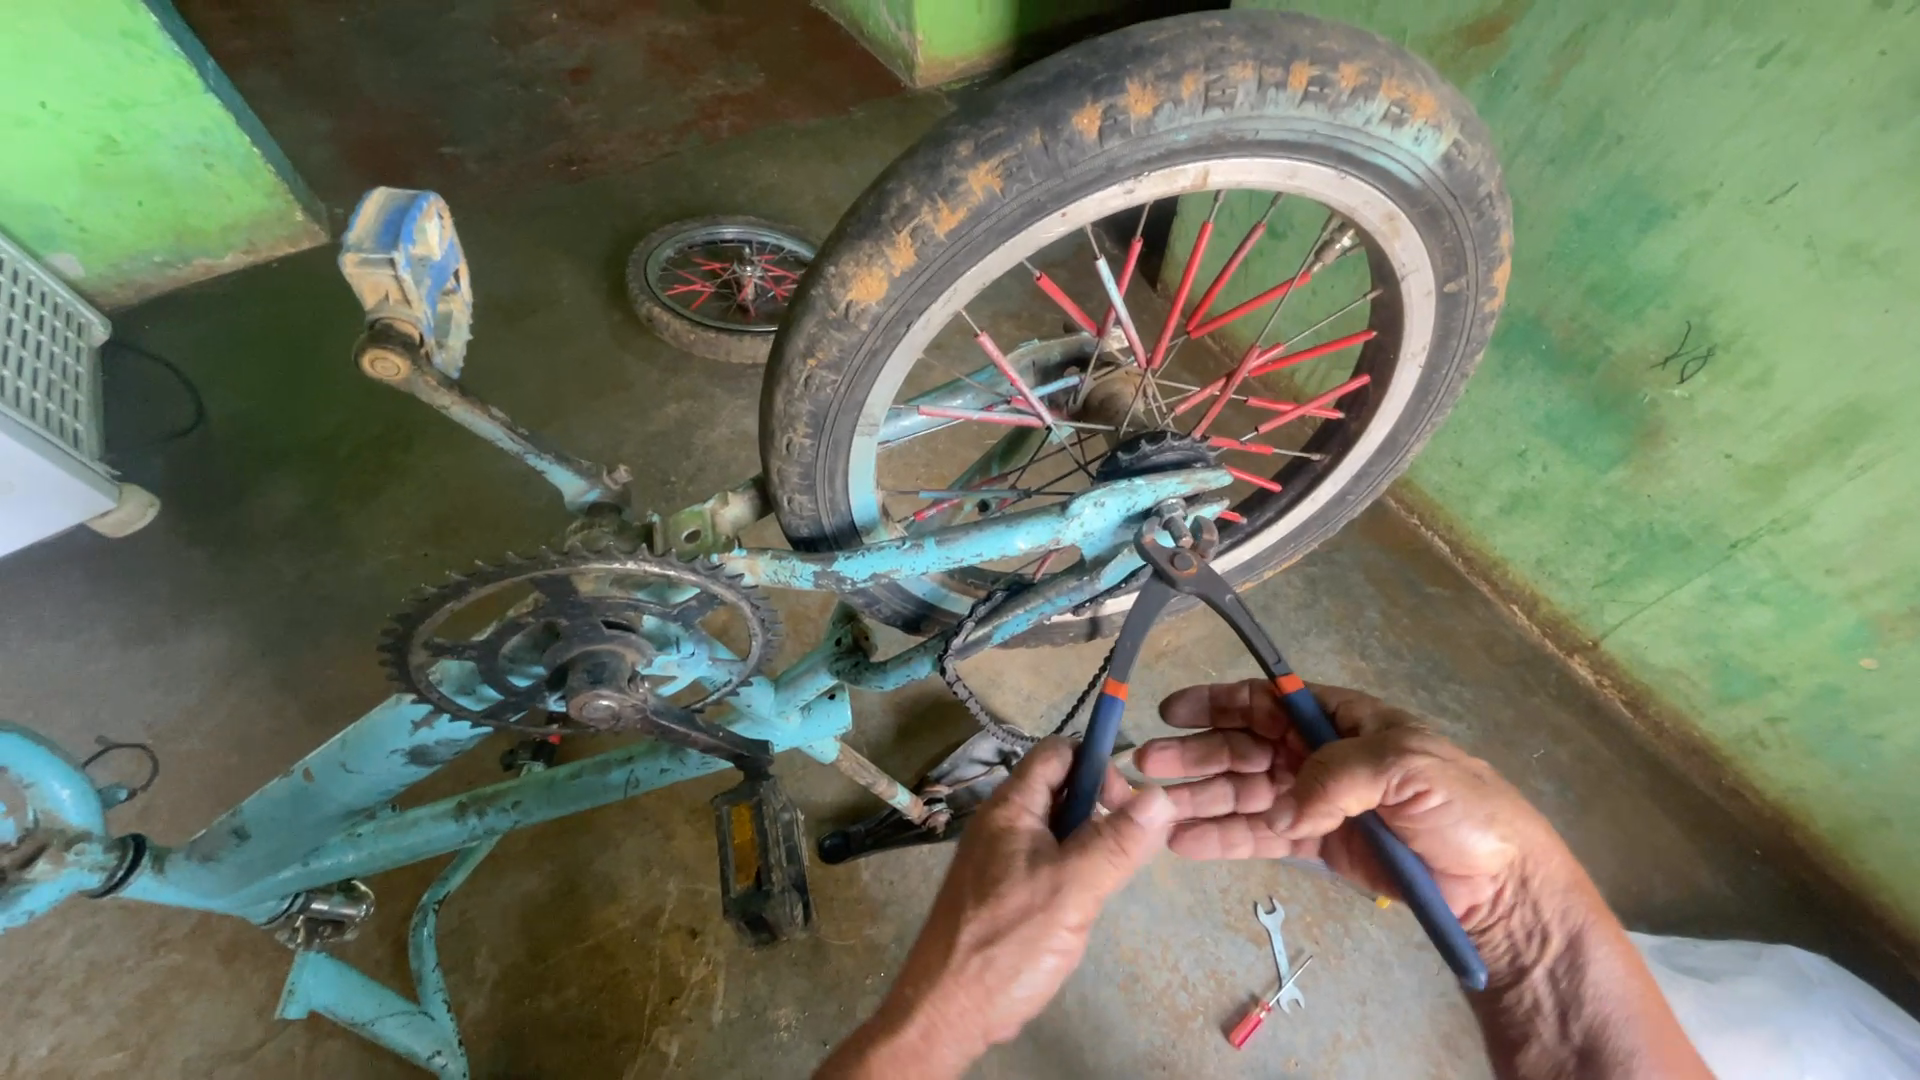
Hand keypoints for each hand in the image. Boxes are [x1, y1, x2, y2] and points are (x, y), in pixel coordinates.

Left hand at [817, 737, 1174, 1077]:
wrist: (947, 1009)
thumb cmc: (1007, 942)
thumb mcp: (1072, 889)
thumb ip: (1115, 842)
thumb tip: (1160, 796)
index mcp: (1011, 806)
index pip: (1057, 753)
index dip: (1096, 764)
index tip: (1126, 805)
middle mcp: (1002, 821)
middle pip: (1060, 788)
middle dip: (1098, 808)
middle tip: (1123, 850)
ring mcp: (1000, 856)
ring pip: (1057, 827)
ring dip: (1088, 842)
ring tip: (1103, 882)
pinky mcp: (1003, 888)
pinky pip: (1046, 859)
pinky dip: (1072, 869)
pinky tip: (1083, 902)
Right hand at [1133, 681, 1569, 941]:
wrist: (1500, 885)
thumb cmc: (1461, 806)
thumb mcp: (1407, 766)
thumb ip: (1337, 774)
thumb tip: (1282, 807)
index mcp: (1337, 719)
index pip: (1265, 701)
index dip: (1216, 702)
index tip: (1173, 710)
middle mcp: (1314, 752)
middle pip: (1240, 746)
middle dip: (1193, 752)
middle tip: (1147, 761)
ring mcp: (1309, 799)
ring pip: (1240, 791)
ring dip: (1197, 796)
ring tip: (1153, 807)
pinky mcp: (1311, 843)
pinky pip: (1257, 834)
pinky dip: (1221, 838)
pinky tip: (1185, 842)